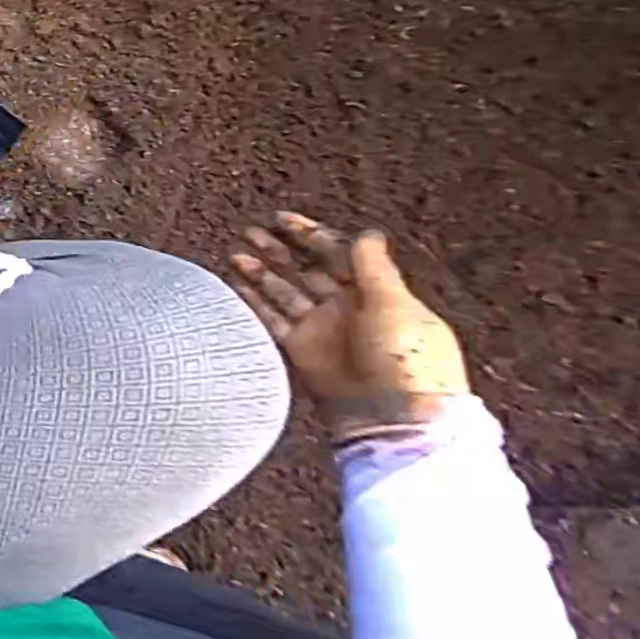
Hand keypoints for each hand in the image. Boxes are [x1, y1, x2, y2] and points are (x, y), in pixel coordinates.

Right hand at [230, 212, 469, 442]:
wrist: (393, 419)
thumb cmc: (407, 362)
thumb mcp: (396, 307)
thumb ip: (374, 268)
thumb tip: (367, 233)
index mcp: (374, 294)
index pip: (336, 254)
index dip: (309, 234)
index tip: (280, 219)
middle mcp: (344, 308)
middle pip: (304, 269)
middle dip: (278, 249)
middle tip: (250, 232)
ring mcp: (320, 328)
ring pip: (282, 290)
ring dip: (259, 271)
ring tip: (234, 254)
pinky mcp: (299, 348)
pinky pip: (269, 318)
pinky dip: (251, 301)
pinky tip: (233, 284)